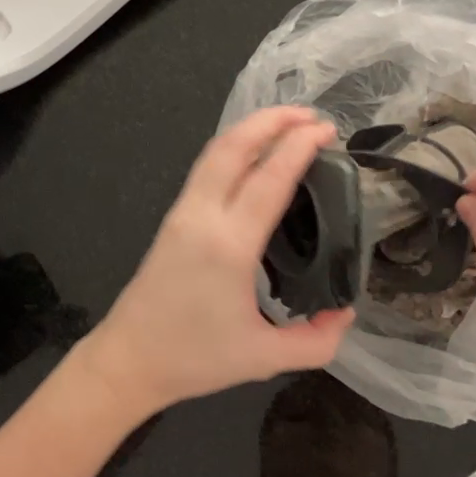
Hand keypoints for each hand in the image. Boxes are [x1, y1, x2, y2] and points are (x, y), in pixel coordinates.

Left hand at [74, 107, 355, 417]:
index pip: (269, 178)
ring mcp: (182, 213)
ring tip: (286, 124)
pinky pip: (205, 168)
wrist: (130, 360)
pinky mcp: (173, 219)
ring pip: (215, 151)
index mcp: (229, 246)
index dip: (299, 147)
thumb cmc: (195, 359)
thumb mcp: (264, 358)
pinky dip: (233, 147)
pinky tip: (253, 155)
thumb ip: (315, 341)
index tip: (326, 131)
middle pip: (234, 147)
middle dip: (273, 120)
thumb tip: (345, 314)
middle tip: (311, 116)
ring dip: (251, 128)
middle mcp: (203, 218)